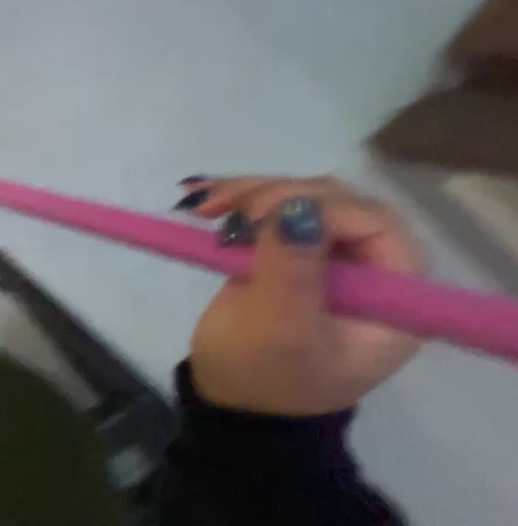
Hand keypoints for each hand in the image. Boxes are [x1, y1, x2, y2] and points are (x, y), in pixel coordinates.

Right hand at [179, 175, 422, 415]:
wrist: (237, 398)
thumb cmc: (270, 373)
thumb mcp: (282, 328)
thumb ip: (293, 270)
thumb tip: (296, 210)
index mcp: (390, 295)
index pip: (374, 224)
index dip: (318, 208)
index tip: (254, 218)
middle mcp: (367, 271)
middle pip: (334, 201)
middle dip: (273, 194)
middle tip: (220, 209)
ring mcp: (324, 259)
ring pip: (297, 197)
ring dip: (247, 192)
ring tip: (200, 207)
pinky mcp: (285, 253)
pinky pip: (268, 209)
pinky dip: (234, 198)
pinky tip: (200, 203)